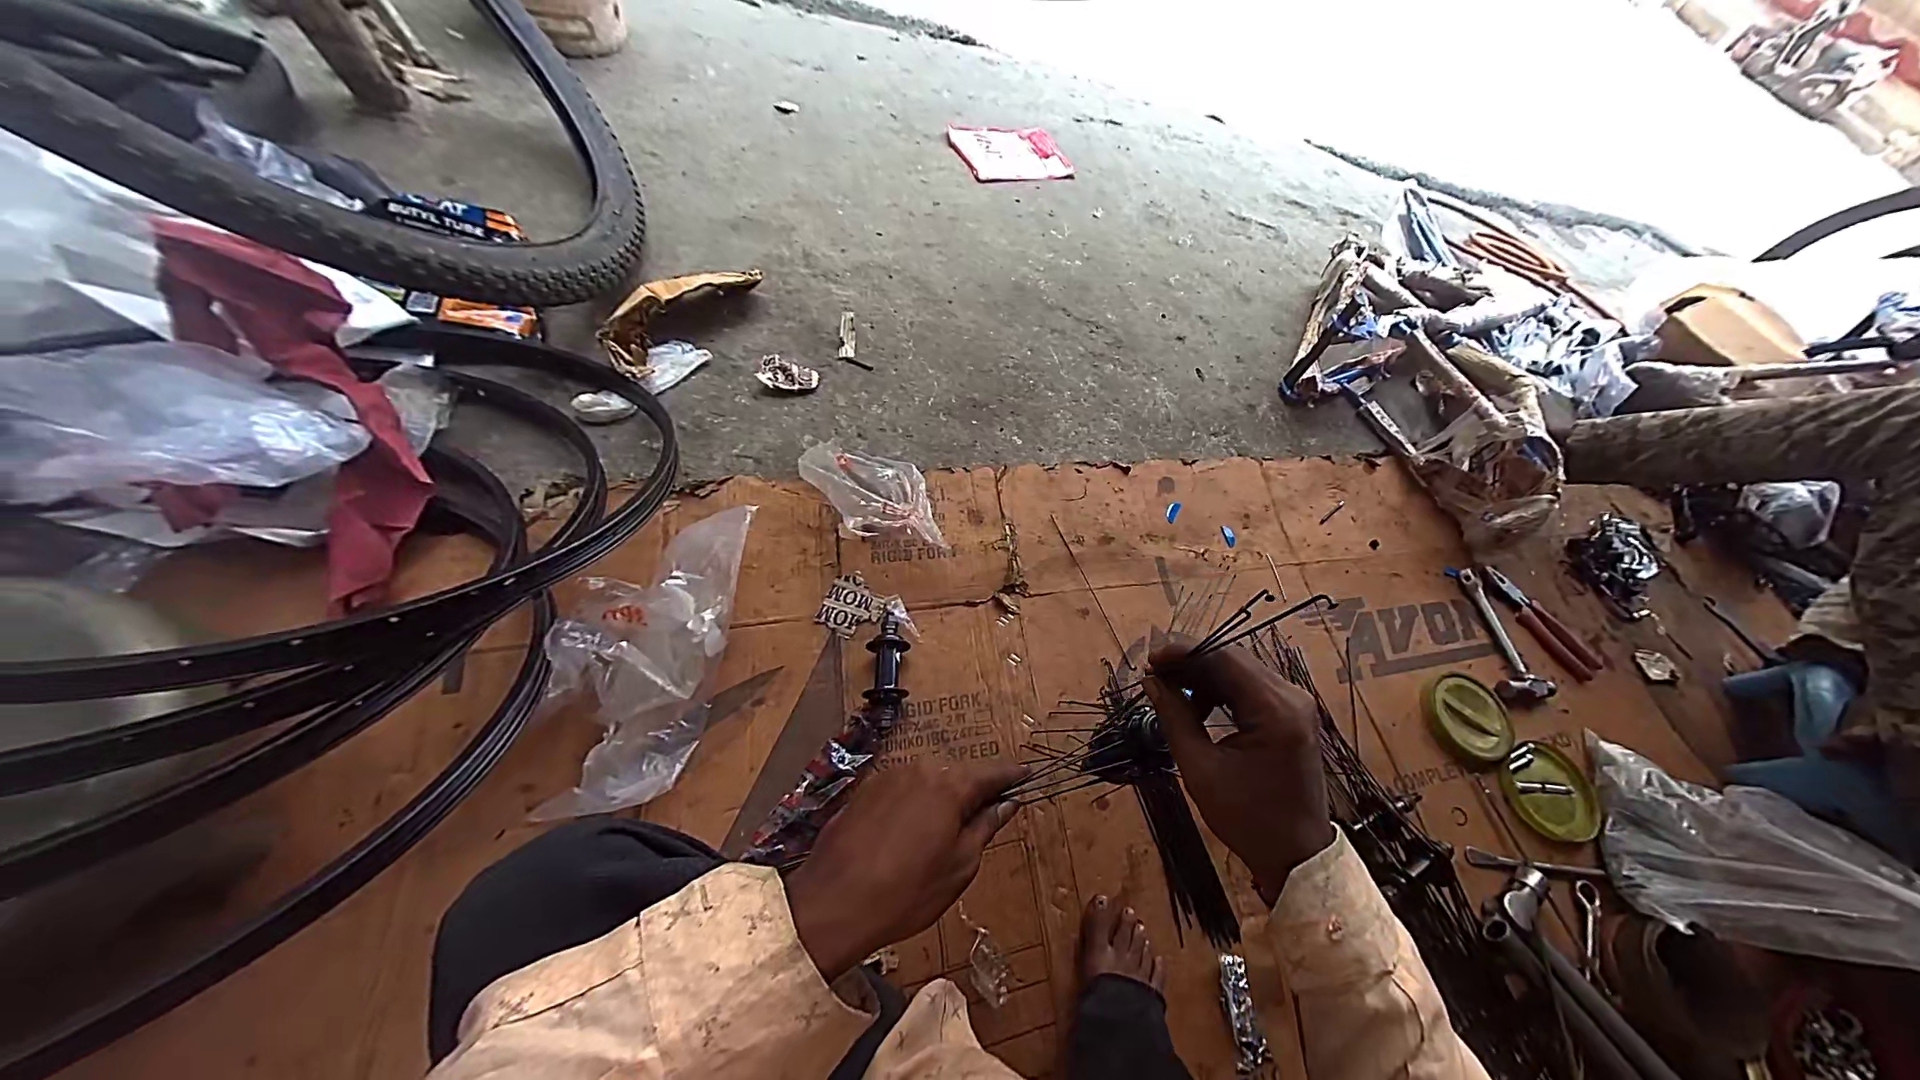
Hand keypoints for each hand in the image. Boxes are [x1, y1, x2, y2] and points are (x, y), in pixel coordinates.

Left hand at [783, 759, 1025, 980]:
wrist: (833, 903)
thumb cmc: (906, 893)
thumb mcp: (960, 867)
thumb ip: (986, 827)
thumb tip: (1006, 804)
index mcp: (949, 785)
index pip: (991, 772)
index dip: (1012, 776)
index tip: (1028, 774)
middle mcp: (920, 769)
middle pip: (958, 775)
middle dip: (974, 791)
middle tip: (987, 814)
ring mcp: (889, 776)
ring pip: (928, 781)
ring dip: (941, 798)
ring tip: (945, 831)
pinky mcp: (866, 789)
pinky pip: (902, 789)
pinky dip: (915, 803)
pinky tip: (910, 833)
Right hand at [1144, 643, 1333, 905]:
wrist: (1296, 855)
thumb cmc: (1247, 818)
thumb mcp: (1200, 768)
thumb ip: (1174, 718)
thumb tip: (1151, 682)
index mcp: (1274, 710)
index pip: (1224, 658)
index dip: (1183, 652)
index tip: (1149, 658)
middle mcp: (1291, 698)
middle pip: (1233, 659)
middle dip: (1189, 662)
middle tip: (1153, 672)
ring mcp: (1295, 705)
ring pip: (1240, 670)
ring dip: (1202, 675)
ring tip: (1168, 688)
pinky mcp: (1291, 715)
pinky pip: (1249, 687)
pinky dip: (1220, 689)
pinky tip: (1196, 704)